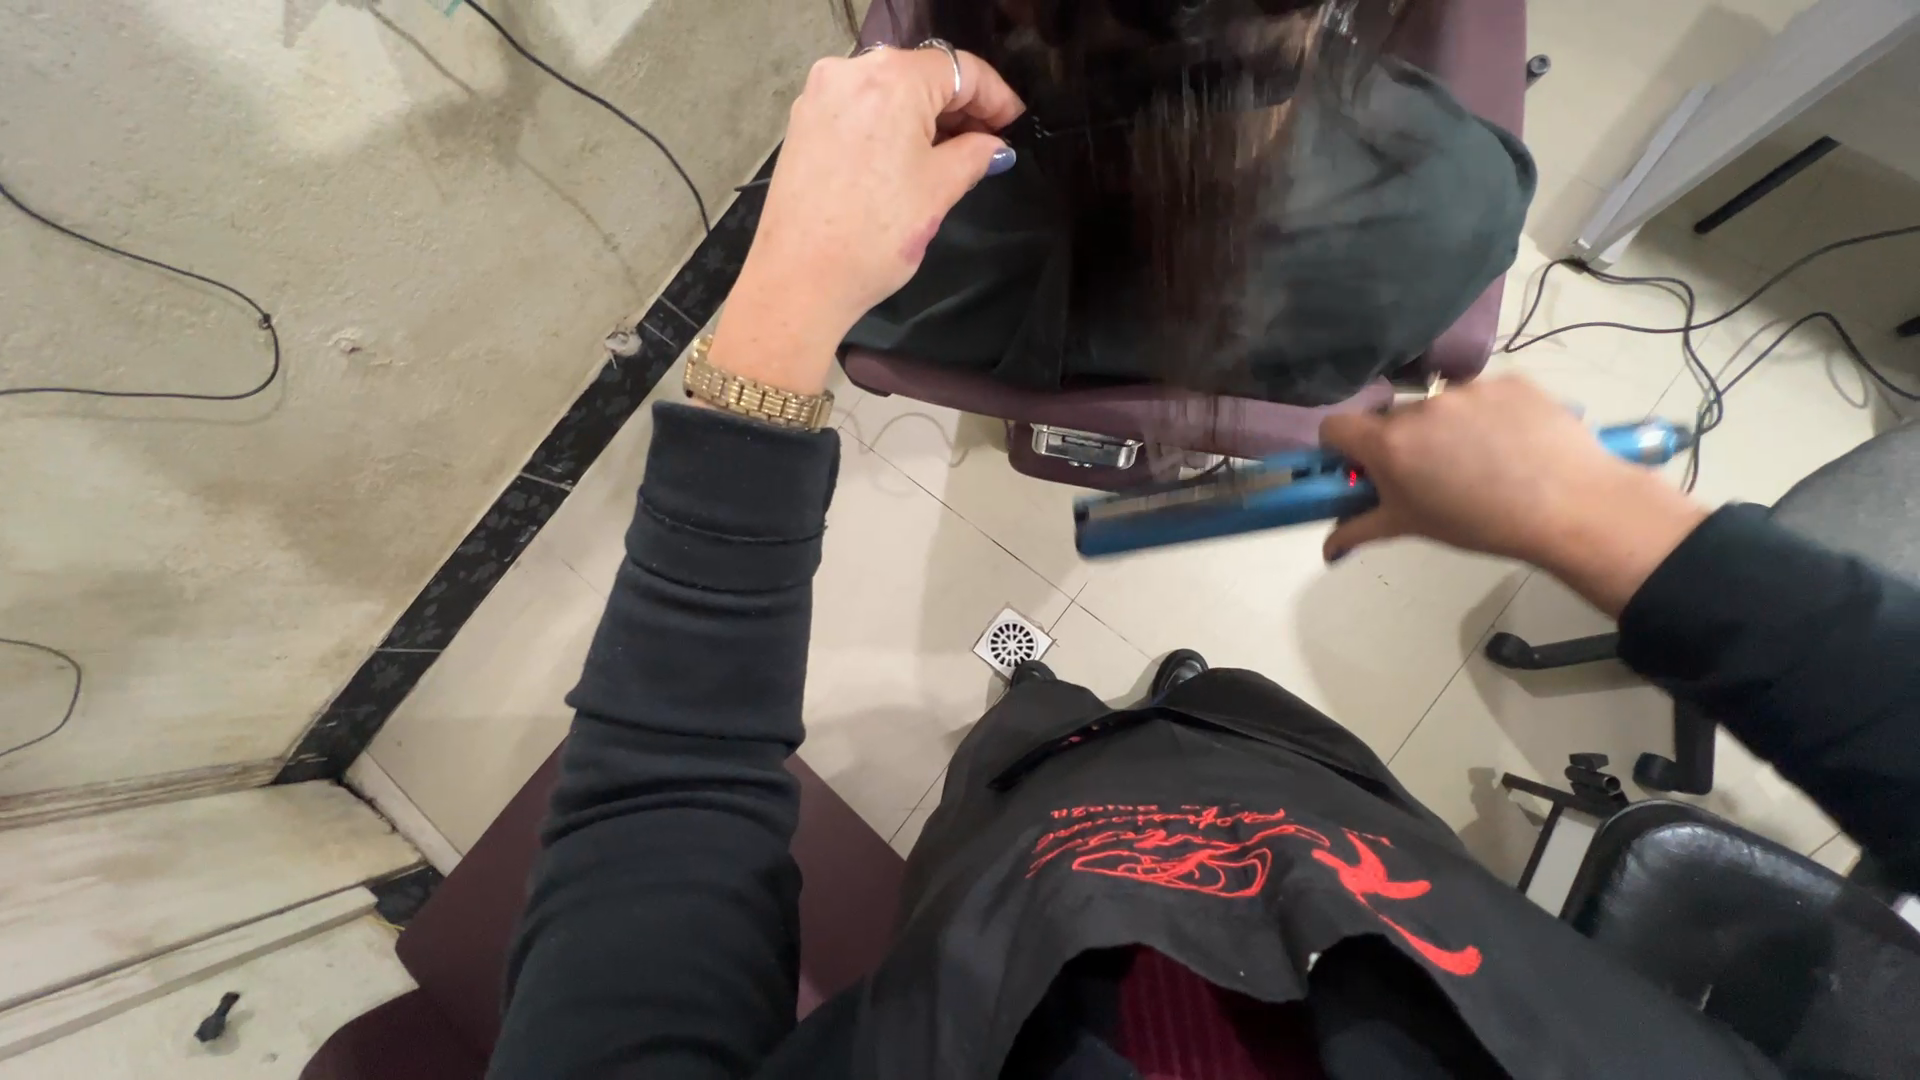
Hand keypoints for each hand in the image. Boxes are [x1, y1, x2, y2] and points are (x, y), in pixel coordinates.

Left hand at [706, 46, 1025, 395]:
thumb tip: (994, 146)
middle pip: (921, 74)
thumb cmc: (872, 238)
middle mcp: (849, 73)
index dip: (995, 95)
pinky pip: (861, 111)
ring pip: (889, 92)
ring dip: (924, 118)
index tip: (1013, 122)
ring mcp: (821, 98)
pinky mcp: (804, 125)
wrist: (800, 280)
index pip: (959, 69)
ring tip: (951, 156)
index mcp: (891, 80)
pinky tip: (906, 161)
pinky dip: (890, 127)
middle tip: (988, 143)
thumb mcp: (937, 193)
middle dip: (959, 106)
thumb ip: (973, 156)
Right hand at [1319, 377, 1708, 615]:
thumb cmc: (1479, 523)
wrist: (1574, 507)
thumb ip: (1358, 530)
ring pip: (1437, 408)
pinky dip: (1486, 415)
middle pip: (1390, 420)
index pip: (1334, 427)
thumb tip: (1326, 551)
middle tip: (1429, 473)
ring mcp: (1467, 390)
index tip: (1361, 465)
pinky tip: (1509, 443)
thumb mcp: (1411, 528)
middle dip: (1400, 442)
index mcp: (1388, 444)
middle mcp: (1420, 408)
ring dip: (1444, 428)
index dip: (1341, 446)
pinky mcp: (1509, 380)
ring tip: (1479, 460)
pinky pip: (1481, 395)